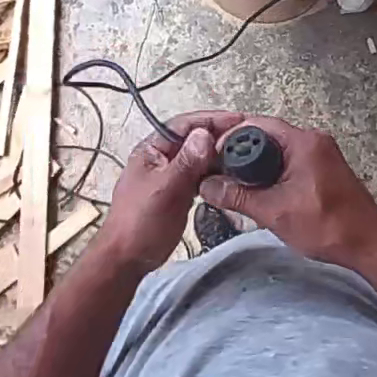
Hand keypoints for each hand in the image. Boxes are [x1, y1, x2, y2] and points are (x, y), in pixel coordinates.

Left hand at [95, 111, 244, 269]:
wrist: (128, 257)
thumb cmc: (139, 223)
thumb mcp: (165, 189)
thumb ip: (186, 163)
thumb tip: (205, 134)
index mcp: (151, 150)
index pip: (184, 124)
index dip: (211, 120)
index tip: (238, 120)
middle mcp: (160, 158)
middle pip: (193, 139)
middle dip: (218, 136)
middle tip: (247, 139)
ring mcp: (169, 175)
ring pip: (198, 158)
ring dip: (218, 155)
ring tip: (243, 156)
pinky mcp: (178, 192)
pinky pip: (199, 176)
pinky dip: (214, 174)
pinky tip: (229, 177)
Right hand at [199, 116, 376, 267]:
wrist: (370, 246)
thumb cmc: (331, 226)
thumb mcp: (274, 211)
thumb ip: (237, 196)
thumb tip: (207, 186)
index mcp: (303, 142)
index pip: (256, 125)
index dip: (229, 139)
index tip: (210, 156)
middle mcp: (312, 141)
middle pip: (263, 136)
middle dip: (238, 153)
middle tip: (217, 171)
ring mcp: (319, 155)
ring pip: (274, 151)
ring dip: (253, 166)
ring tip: (232, 184)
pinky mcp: (321, 170)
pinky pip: (286, 163)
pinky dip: (269, 173)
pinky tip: (257, 192)